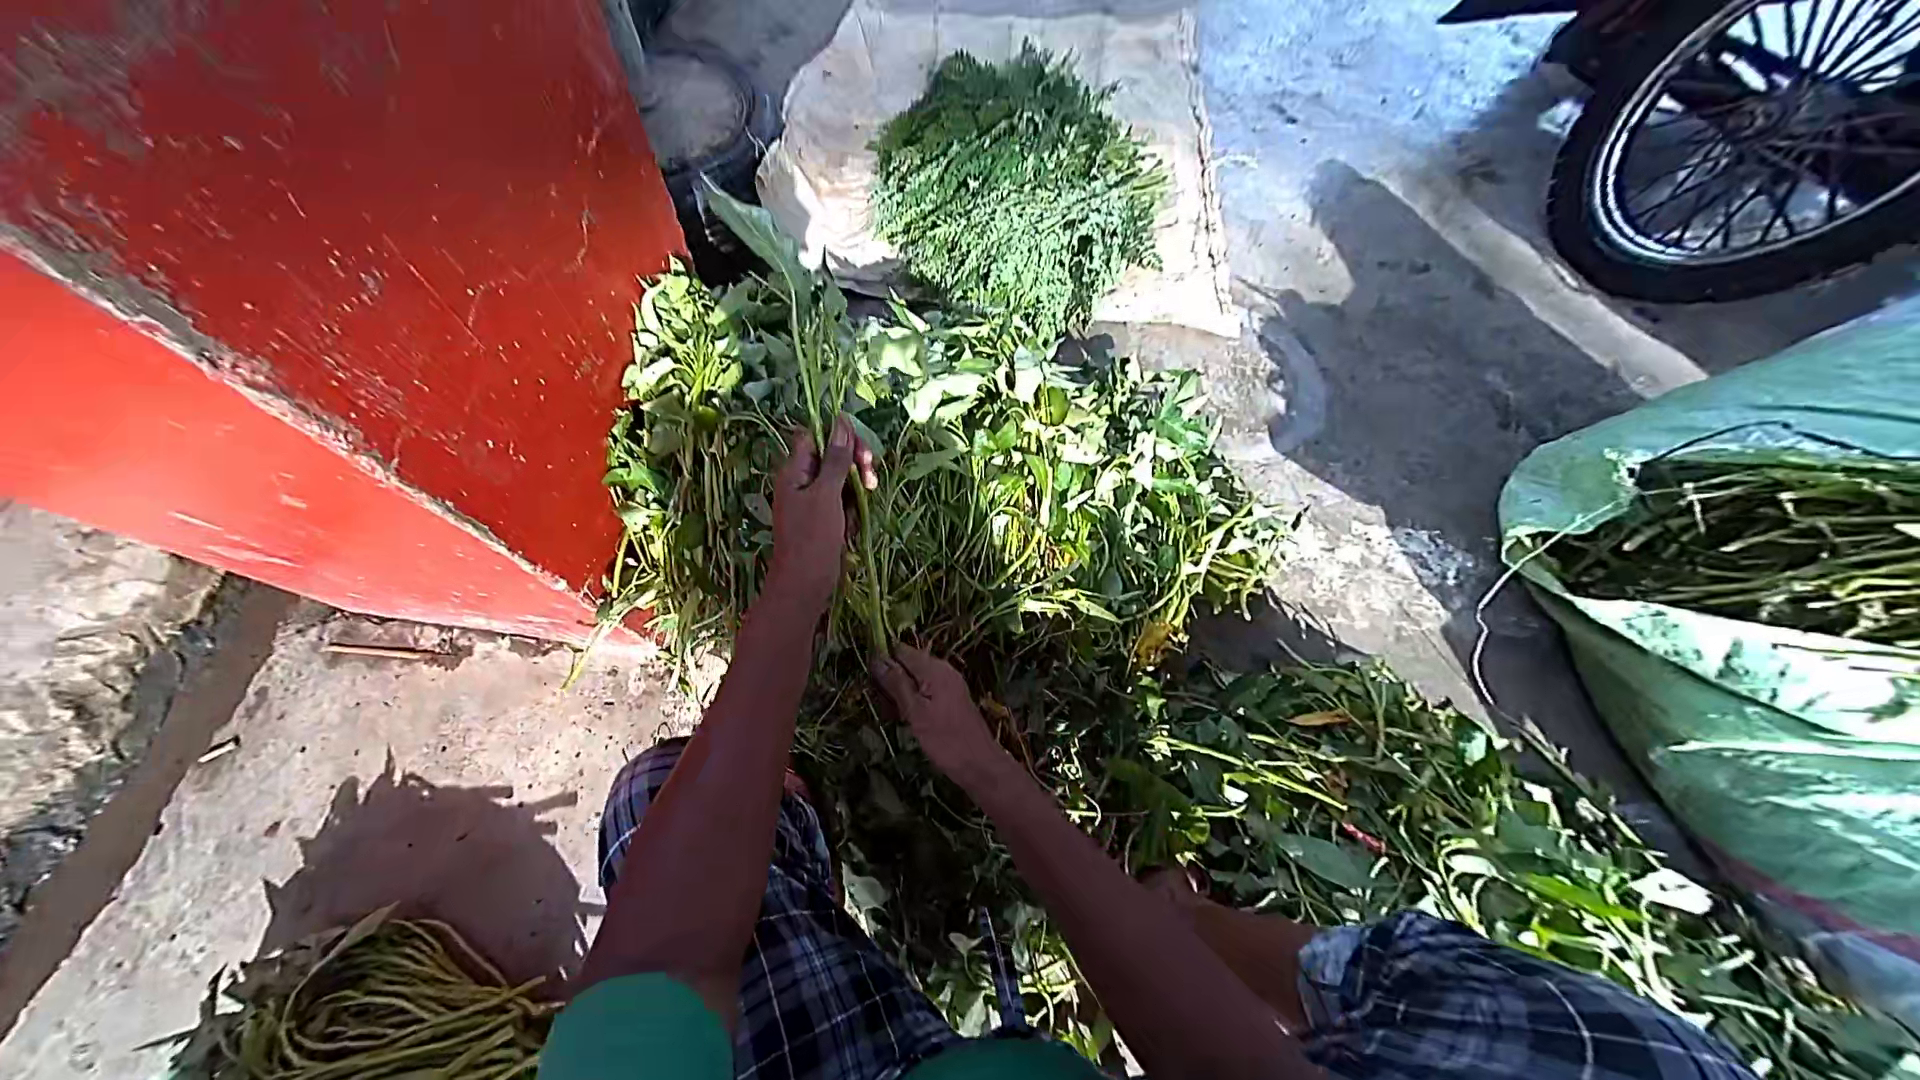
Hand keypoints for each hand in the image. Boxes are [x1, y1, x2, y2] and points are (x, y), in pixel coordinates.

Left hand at [767, 415, 876, 612]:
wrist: (804, 586)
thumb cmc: (812, 539)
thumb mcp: (827, 494)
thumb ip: (836, 459)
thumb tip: (840, 421)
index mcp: (795, 470)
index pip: (818, 437)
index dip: (841, 437)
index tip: (862, 454)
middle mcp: (802, 481)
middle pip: (834, 457)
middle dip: (856, 465)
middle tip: (871, 480)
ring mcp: (814, 501)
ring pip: (843, 481)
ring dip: (857, 491)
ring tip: (863, 507)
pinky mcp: (825, 519)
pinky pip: (844, 503)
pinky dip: (852, 510)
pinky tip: (852, 526)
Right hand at [871, 645, 1015, 790]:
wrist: (980, 765)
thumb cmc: (946, 740)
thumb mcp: (915, 712)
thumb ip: (896, 684)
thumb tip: (877, 660)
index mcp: (934, 669)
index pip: (901, 650)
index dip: (882, 659)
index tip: (868, 678)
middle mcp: (943, 670)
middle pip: (907, 664)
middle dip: (890, 680)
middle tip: (882, 705)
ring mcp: (948, 684)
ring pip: (914, 679)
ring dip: (899, 694)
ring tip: (892, 715)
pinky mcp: (950, 698)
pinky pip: (925, 691)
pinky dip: (912, 702)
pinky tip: (905, 719)